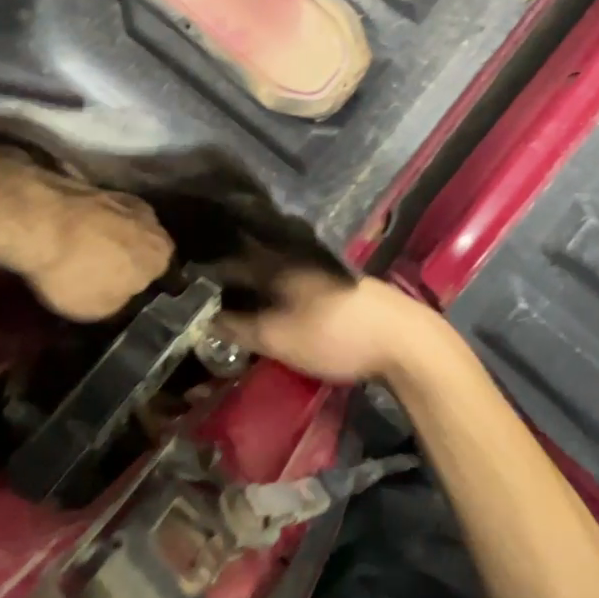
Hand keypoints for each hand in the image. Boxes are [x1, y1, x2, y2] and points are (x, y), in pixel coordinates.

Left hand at [3, 173, 173, 321]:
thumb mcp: (101, 310)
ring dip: (108, 237)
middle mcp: (152, 222)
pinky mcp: (94, 185)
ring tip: (83, 252)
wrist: (40, 220)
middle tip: (106, 273)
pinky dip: (88, 223)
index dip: (145, 286)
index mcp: (162, 255)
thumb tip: (122, 291)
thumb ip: (122, 301)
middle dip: (129, 257)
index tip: (127, 293)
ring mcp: (123, 198)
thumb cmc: (77, 273)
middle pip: (144, 245)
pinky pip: (98, 213)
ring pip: (122, 225)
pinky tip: (69, 234)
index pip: (165, 275)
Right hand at [212, 266, 442, 383]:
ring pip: (280, 269)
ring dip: (259, 282)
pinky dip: (282, 290)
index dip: (211, 265)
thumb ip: (240, 329)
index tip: (190, 276)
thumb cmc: (338, 337)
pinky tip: (278, 305)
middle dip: (234, 273)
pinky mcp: (343, 283)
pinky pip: (299, 280)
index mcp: (282, 260)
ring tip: (239, 300)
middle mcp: (301, 255)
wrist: (408, 344)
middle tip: (210, 291)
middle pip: (258, 258)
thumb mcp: (280, 339)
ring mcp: (326, 267)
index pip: (235, 254)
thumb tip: (204, 319)